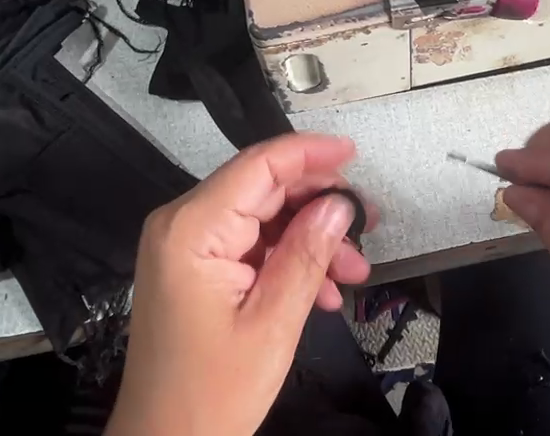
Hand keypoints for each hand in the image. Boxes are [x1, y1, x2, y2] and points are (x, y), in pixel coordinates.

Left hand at [107, 133, 371, 435]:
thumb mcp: (271, 324)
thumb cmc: (209, 396)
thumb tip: (339, 204)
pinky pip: (249, 242)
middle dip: (318, 203)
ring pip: (262, 216)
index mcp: (192, 229)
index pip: (258, 166)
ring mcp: (185, 243)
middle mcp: (182, 223)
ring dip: (309, 236)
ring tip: (353, 267)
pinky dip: (286, 257)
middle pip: (262, 188)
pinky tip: (323, 287)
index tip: (352, 152)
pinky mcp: (194, 264)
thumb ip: (307, 254)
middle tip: (367, 221)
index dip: (308, 153)